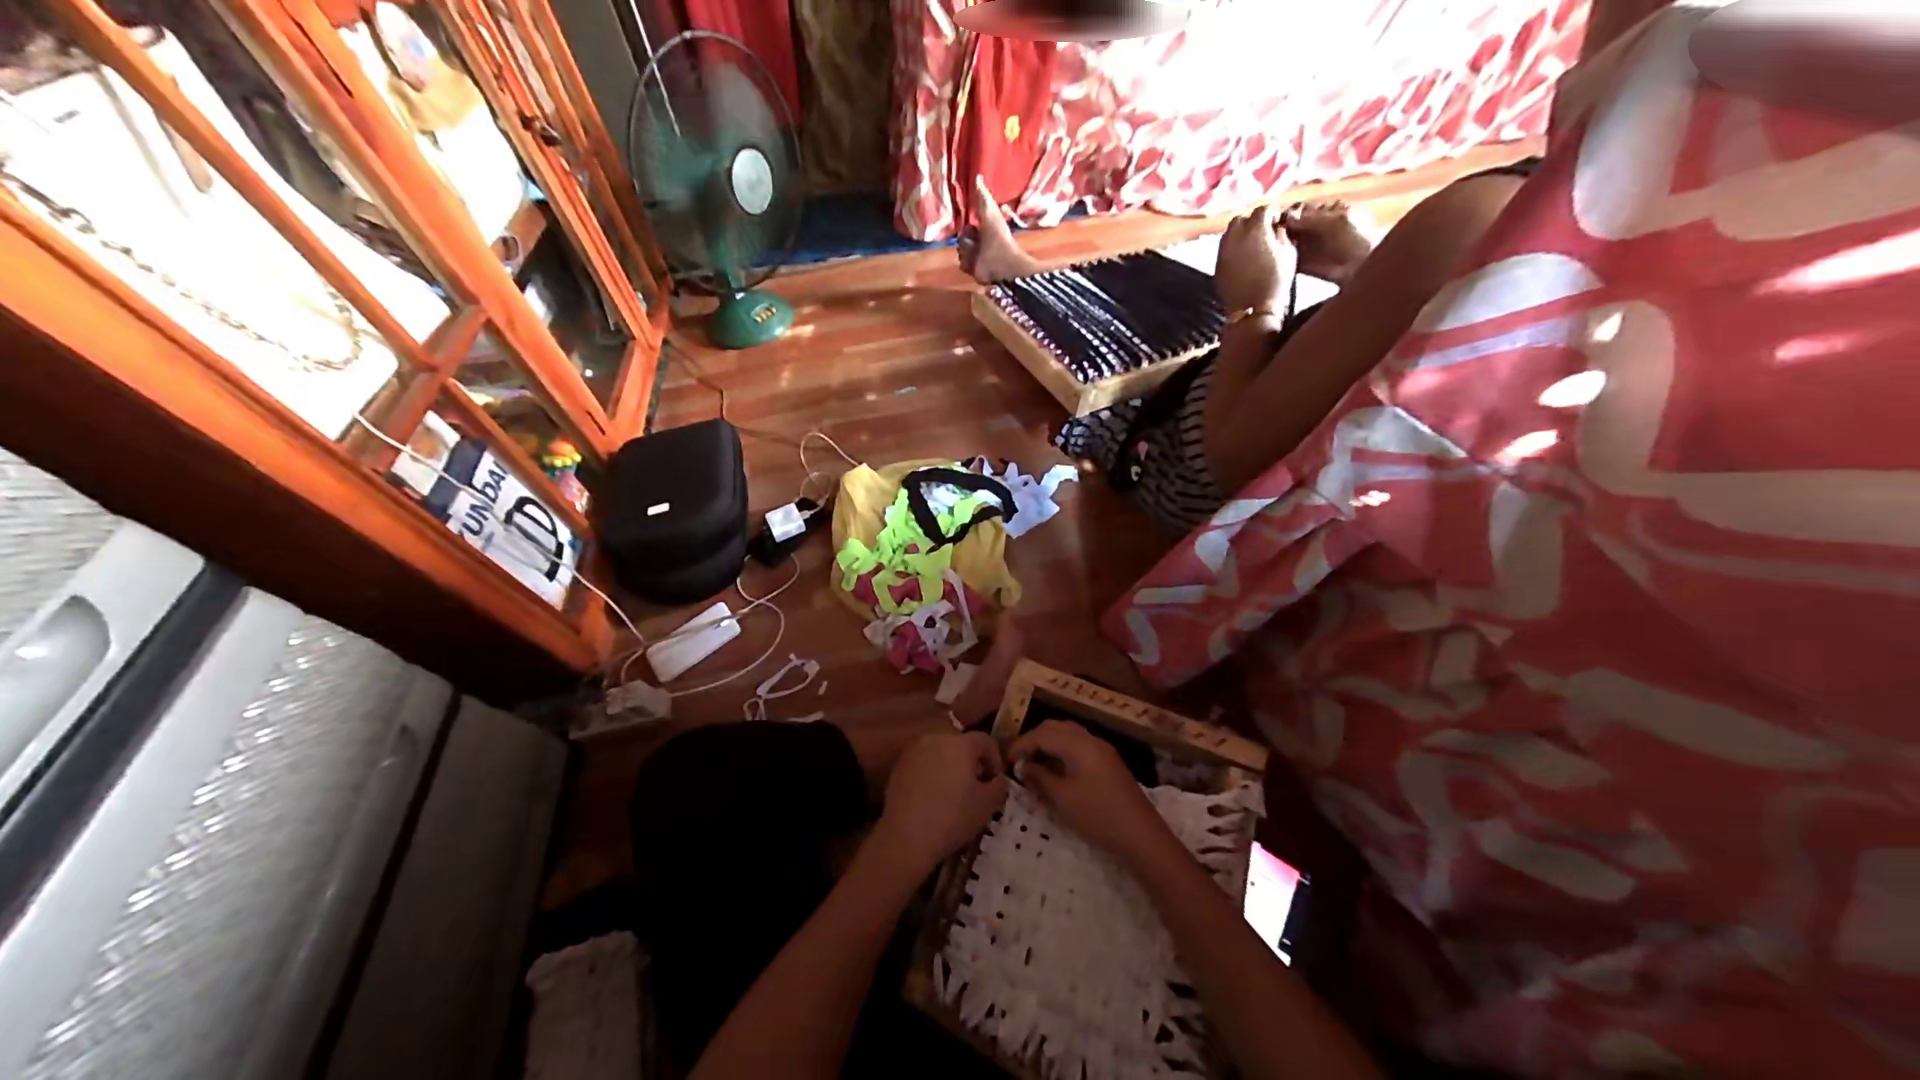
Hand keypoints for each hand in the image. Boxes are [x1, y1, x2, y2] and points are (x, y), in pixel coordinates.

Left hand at [870, 732, 1008, 874]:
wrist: (907, 836)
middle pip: (961, 744)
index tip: (996, 780)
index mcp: (960, 743)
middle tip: (976, 785)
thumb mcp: (987, 804)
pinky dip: (931, 772)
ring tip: (954, 791)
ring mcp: (914, 751)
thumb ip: (999, 785)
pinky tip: (932, 796)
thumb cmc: (953, 817)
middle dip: (972, 761)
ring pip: (940, 752)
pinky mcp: (899, 765)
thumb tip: (997, 779)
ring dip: (950, 766)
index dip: (995, 759)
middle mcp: (936, 738)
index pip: (985, 741)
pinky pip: (923, 762)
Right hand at [1006, 721, 1174, 867]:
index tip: (1005, 760)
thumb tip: (1023, 765)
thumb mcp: (1062, 798)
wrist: (1141, 834)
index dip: (1021, 744)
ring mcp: (1102, 750)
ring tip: (1034, 764)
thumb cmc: (1097, 815)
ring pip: (1068, 735)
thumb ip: (1039, 777)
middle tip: (1018, 759)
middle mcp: (1091, 740)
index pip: (1041, 734)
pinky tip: (1056, 770)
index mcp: (1078, 744)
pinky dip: (1062, 751)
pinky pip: (1079, 745)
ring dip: (1049, 744)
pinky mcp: (1109, 762)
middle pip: (1055, 728)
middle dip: (1034, 739)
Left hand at [1214, 204, 1295, 312]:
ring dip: (1241, 234)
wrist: (1252, 308)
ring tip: (1252, 243)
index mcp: (1255, 228)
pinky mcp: (1217, 264)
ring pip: (1230, 233)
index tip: (1278, 221)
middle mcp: (1235, 235)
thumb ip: (1282, 235)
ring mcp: (1223, 250)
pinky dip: (1233, 248)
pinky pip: (1225, 249)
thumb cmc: (1276, 280)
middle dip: (1253, 221)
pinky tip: (1243, 257)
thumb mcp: (1289, 253)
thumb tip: (1278, 228)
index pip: (1264, 209)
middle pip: (1242, 218)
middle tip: (1263, 231)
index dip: (1273, 213)